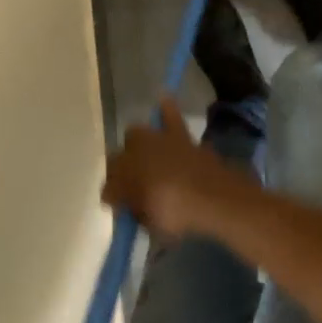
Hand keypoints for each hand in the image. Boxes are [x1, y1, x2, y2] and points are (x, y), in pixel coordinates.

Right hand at [101, 97, 254, 237]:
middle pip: (118, 159)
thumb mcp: (151, 222)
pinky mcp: (179, 135)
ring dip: (137, 146)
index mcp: (123, 178)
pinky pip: (170, 116)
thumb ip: (138, 211)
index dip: (114, 196)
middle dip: (122, 169)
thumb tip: (132, 206)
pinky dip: (166, 110)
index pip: (109, 185)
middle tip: (133, 185)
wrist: (211, 196)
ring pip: (135, 136)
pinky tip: (163, 100)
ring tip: (144, 157)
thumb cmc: (177, 215)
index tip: (122, 206)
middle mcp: (133, 155)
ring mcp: (157, 142)